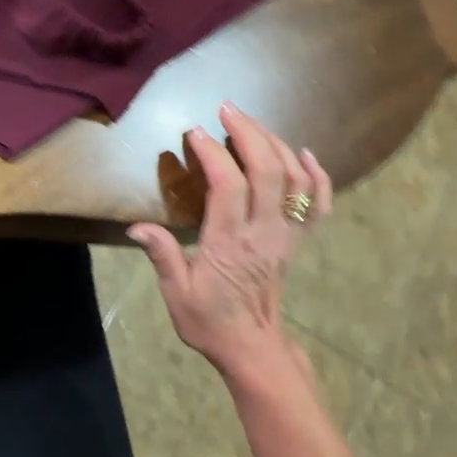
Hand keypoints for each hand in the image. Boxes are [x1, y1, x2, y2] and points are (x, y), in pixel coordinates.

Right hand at [128, 102, 331, 375]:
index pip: (228, 186)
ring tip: (252, 124)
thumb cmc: (207, 320)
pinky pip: (318, 203)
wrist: (251, 346)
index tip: (195, 132)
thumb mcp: (176, 293)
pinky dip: (316, 174)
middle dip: (249, 133)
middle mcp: (264, 233)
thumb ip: (163, 256)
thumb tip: (138, 228)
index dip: (214, 153)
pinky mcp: (297, 241)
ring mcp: (286, 236)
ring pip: (295, 179)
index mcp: (229, 244)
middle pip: (268, 171)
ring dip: (276, 144)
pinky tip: (302, 154)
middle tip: (227, 110)